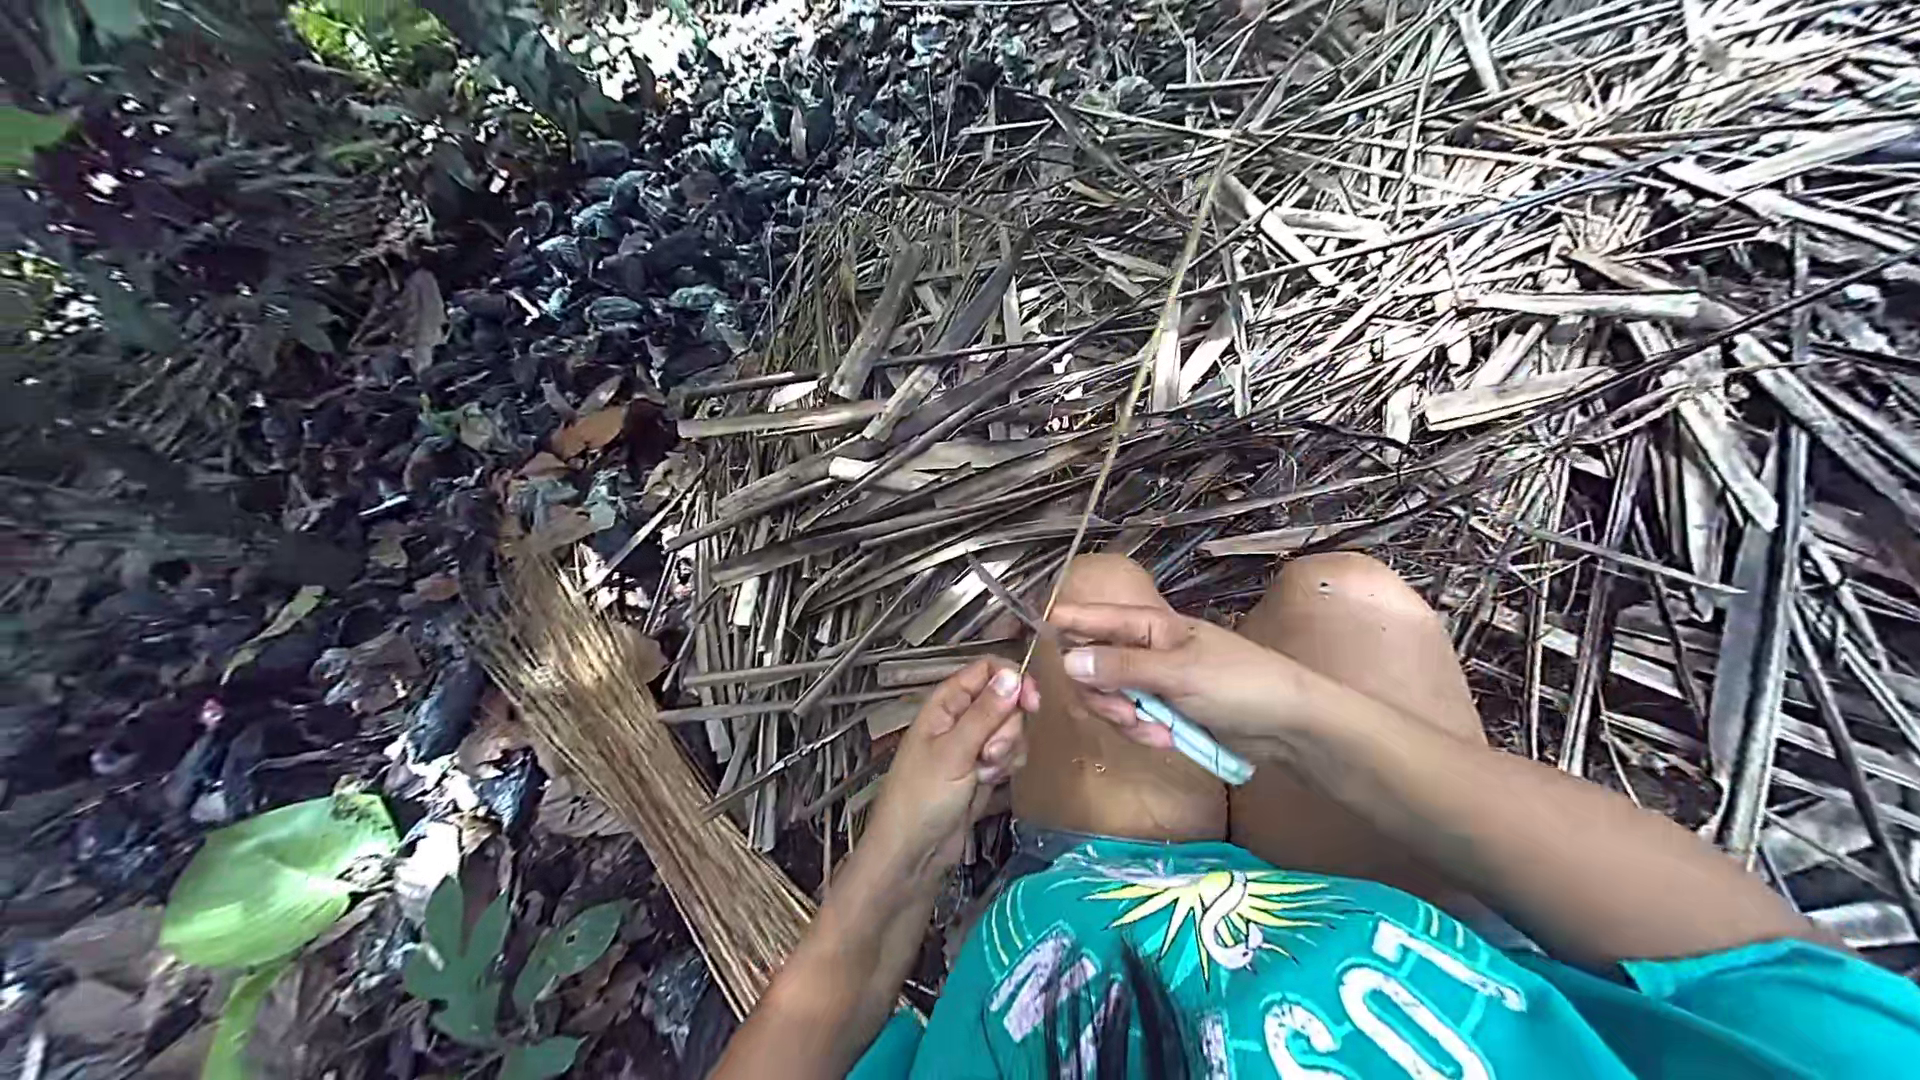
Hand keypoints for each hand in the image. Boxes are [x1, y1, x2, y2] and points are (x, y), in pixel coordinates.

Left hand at [855, 658, 1037, 892]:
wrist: (913, 854)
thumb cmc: (919, 799)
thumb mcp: (954, 752)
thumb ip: (986, 713)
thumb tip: (1013, 675)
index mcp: (946, 702)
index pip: (987, 670)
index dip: (1012, 680)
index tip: (1031, 702)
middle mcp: (961, 717)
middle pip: (1006, 700)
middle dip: (1007, 728)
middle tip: (988, 753)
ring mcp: (973, 743)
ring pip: (1011, 729)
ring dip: (1007, 751)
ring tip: (983, 772)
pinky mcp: (984, 767)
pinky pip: (1010, 754)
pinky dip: (1007, 767)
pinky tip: (988, 782)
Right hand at [1049, 602, 1302, 755]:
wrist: (1292, 726)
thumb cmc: (1240, 683)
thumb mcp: (1178, 673)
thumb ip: (1121, 667)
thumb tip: (1066, 659)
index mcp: (1150, 626)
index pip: (1093, 617)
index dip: (1063, 622)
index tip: (1031, 633)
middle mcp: (1145, 649)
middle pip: (1094, 665)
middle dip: (1103, 694)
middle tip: (1123, 714)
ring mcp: (1154, 680)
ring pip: (1110, 696)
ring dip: (1125, 717)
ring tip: (1155, 732)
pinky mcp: (1164, 709)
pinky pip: (1132, 717)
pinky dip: (1142, 730)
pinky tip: (1164, 739)